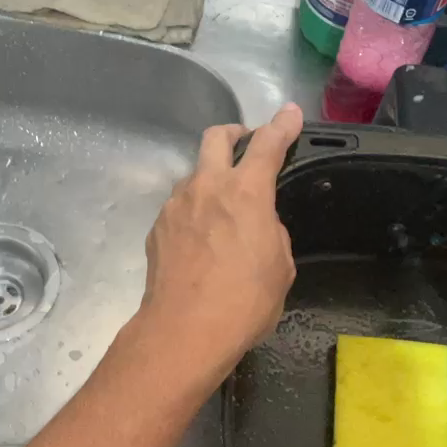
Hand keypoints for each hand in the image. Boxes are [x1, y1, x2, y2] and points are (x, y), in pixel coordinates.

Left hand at [129, 103, 303, 382]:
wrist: (184, 332)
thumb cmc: (244, 303)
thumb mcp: (280, 268)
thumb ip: (272, 232)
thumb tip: (259, 224)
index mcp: (246, 193)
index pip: (268, 144)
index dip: (282, 125)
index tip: (290, 114)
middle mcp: (206, 188)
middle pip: (216, 138)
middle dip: (235, 134)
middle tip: (247, 145)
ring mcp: (176, 206)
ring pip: (194, 175)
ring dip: (210, 180)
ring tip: (222, 210)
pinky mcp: (157, 229)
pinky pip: (179, 208)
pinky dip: (194, 212)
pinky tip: (201, 242)